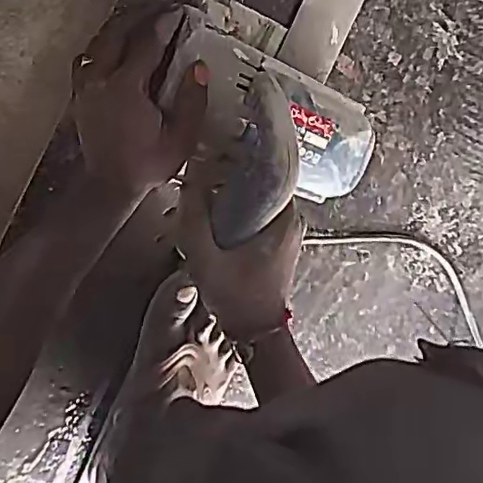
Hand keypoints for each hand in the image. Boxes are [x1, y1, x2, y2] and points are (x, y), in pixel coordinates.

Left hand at [72, 10, 208, 202]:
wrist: (110, 185)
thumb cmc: (149, 164)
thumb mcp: (181, 138)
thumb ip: (191, 101)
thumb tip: (198, 66)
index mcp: (126, 88)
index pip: (147, 43)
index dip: (165, 23)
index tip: (180, 12)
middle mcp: (101, 79)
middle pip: (118, 32)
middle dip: (142, 16)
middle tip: (164, 10)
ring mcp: (85, 85)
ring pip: (100, 41)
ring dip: (121, 26)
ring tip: (142, 20)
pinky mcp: (79, 93)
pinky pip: (87, 57)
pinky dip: (102, 44)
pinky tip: (114, 46)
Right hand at [177, 158, 303, 336]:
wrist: (255, 331)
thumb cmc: (237, 297)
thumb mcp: (205, 256)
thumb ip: (194, 217)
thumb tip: (190, 180)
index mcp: (283, 217)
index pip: (267, 168)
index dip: (239, 157)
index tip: (216, 152)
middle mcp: (291, 219)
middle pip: (261, 182)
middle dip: (231, 177)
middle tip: (203, 173)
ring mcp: (288, 231)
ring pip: (258, 198)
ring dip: (232, 196)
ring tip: (205, 194)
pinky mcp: (279, 242)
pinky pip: (258, 214)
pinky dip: (238, 211)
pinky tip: (216, 216)